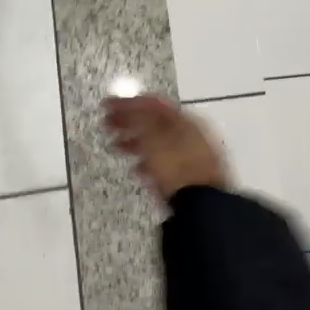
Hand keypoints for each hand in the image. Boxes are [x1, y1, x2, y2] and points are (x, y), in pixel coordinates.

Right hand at [102, 93, 228, 202]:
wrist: (202, 207)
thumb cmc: (175, 166)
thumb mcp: (151, 138)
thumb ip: (137, 117)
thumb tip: (126, 103)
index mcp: (185, 120)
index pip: (151, 103)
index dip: (127, 102)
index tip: (107, 106)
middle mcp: (191, 134)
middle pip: (154, 122)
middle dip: (128, 123)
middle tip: (107, 124)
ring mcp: (193, 155)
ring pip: (158, 142)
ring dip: (135, 142)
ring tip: (115, 148)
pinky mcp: (191, 176)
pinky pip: (164, 161)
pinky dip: (148, 161)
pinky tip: (136, 169)